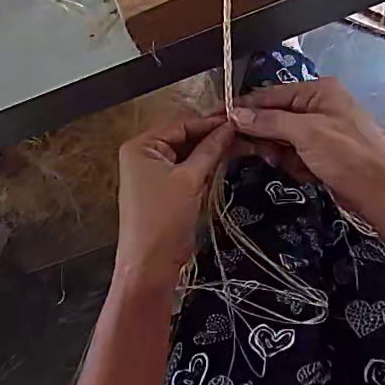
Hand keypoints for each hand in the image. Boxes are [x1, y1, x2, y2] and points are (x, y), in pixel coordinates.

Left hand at [116, 114, 234, 283]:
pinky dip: (203, 168)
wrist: (150, 265)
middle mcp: (143, 155)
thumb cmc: (163, 220)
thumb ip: (211, 150)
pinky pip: (186, 171)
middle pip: (183, 137)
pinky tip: (224, 164)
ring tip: (240, 145)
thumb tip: (230, 127)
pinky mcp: (164, 190)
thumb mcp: (190, 180)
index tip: (238, 119)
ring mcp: (152, 173)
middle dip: (211, 136)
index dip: (210, 121)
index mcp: (141, 146)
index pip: (180, 123)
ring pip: (187, 154)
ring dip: (210, 152)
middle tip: (243, 132)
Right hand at [231, 78, 384, 223]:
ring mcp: (322, 131)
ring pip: (282, 140)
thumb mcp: (306, 133)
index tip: (219, 121)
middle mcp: (319, 106)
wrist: (383, 194)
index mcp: (318, 91)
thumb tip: (236, 113)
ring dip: (282, 155)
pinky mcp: (323, 155)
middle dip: (266, 137)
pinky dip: (295, 166)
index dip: (244, 109)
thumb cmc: (349, 156)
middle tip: (261, 153)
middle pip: (274, 117)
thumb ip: (269, 121)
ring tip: (295, 166)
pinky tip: (306, 174)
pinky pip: (295, 156)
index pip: (270, 94)